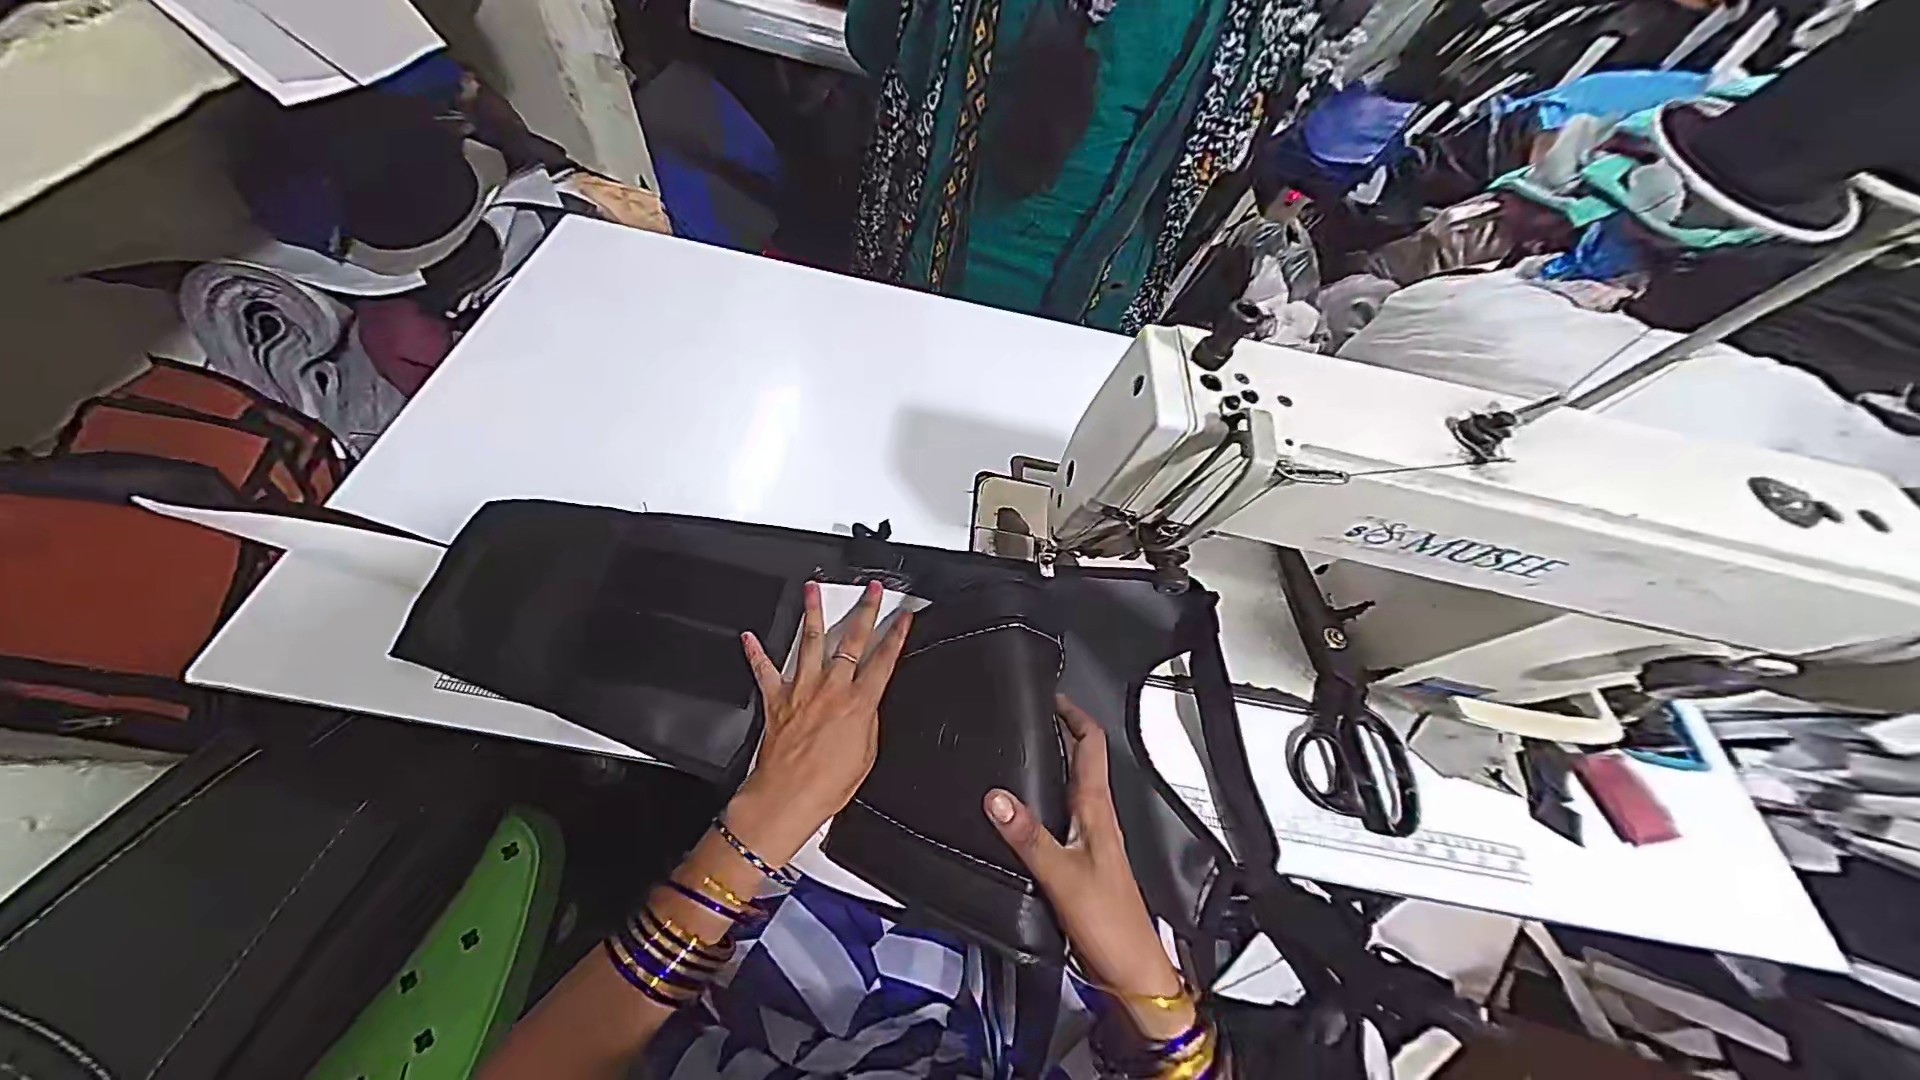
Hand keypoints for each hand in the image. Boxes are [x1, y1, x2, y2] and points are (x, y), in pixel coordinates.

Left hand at [727, 581, 911, 865]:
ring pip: (811, 642)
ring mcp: (803, 690)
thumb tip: (867, 704)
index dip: (897, 634)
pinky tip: (750, 637)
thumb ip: (868, 721)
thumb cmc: (826, 784)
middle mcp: (832, 689)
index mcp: (859, 703)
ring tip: (813, 590)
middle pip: (853, 641)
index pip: (884, 659)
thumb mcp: (866, 754)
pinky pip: (765, 671)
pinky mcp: (778, 699)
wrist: (786, 798)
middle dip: (866, 611)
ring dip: (813, 613)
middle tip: (872, 590)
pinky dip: (756, 653)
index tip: (903, 616)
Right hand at [984, 696, 1194, 1037]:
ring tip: (1030, 748)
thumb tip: (997, 797)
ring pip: (1075, 782)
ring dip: (1056, 760)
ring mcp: (1093, 836)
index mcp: (1097, 809)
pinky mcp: (1084, 857)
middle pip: (1083, 758)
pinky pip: (1066, 811)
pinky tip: (1030, 806)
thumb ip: (1028, 835)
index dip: (1074, 714)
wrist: (1132, 971)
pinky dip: (1048, 794)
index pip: (1091, 744)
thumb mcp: (1062, 875)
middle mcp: (1098, 817)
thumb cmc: (1111, 925)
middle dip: (1061, 730)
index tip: (1052, 696)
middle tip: (1035, 715)